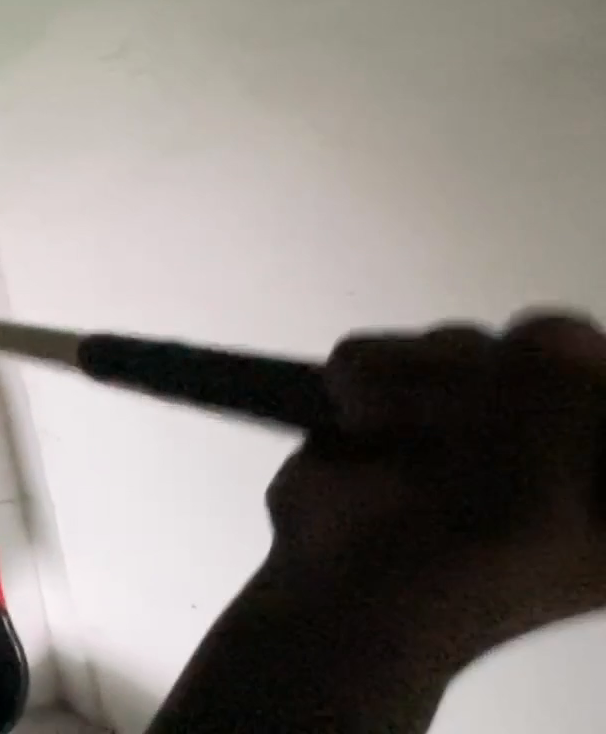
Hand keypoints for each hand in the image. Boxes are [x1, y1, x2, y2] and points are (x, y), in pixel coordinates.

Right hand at [265, 313, 605, 654]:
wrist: (335, 583)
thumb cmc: (453, 570)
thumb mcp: (531, 511)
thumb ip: (554, 417)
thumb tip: (558, 327)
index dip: (575, 388)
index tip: (524, 424)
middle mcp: (558, 431)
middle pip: (539, 351)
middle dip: (478, 387)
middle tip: (446, 438)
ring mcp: (473, 412)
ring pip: (457, 342)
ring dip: (410, 383)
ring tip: (386, 428)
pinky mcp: (394, 398)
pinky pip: (384, 346)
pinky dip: (361, 377)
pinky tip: (358, 418)